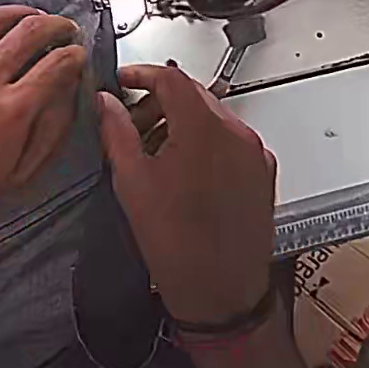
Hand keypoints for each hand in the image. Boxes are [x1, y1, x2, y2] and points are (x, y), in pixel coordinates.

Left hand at [0, 6, 85, 271]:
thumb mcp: (24, 170)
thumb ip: (53, 127)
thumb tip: (69, 90)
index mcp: (12, 110)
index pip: (58, 62)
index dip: (76, 54)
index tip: (78, 54)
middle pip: (31, 30)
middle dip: (57, 25)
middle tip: (63, 30)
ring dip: (20, 13)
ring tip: (31, 17)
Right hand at [97, 64, 275, 323]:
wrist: (221, 292)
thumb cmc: (178, 244)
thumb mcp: (132, 181)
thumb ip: (117, 131)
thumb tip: (106, 103)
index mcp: (204, 130)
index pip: (172, 78)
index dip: (142, 74)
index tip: (125, 81)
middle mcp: (237, 135)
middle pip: (194, 94)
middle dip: (159, 100)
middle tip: (131, 120)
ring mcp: (254, 153)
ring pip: (212, 116)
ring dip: (180, 121)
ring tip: (154, 151)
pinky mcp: (262, 172)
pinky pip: (229, 140)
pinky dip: (203, 141)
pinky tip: (181, 168)